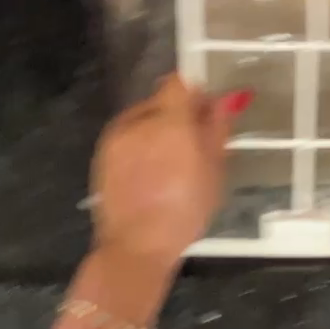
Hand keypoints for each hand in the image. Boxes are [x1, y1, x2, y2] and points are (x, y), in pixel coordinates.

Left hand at [90, 75, 247, 273]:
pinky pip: (129, 137)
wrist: (137, 246)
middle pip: (162, 100)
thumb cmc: (185, 210)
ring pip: (144, 118)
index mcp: (170, 120)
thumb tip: (227, 98)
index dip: (197, 91)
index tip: (208, 110)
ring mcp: (116, 137)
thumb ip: (217, 128)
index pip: (181, 82)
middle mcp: (138, 120)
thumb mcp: (214, 170)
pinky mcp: (102, 155)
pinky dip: (142, 145)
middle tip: (196, 142)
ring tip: (173, 163)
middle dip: (180, 113)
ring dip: (160, 129)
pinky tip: (152, 173)